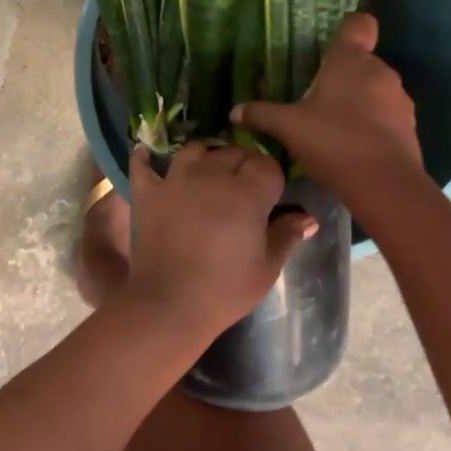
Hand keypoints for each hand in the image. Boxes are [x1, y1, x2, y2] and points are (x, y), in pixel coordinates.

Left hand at [122, 142, 314, 336]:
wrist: (171, 301)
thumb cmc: (226, 288)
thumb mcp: (267, 266)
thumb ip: (287, 235)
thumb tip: (307, 218)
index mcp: (246, 192)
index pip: (266, 164)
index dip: (271, 177)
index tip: (271, 195)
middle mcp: (211, 175)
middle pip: (232, 152)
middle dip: (242, 165)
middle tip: (242, 189)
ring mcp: (175, 179)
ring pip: (194, 149)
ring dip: (205, 156)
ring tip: (208, 173)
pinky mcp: (147, 191)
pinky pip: (143, 163)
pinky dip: (145, 156)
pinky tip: (147, 153)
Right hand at [232, 13, 426, 198]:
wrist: (385, 185)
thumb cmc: (334, 140)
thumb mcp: (287, 127)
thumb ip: (260, 114)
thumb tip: (234, 111)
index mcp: (351, 61)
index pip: (359, 24)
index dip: (347, 26)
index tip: (330, 41)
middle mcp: (380, 72)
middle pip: (362, 60)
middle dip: (341, 74)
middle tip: (315, 94)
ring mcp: (400, 99)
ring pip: (375, 88)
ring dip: (358, 99)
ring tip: (332, 123)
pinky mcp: (409, 127)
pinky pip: (386, 114)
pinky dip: (371, 122)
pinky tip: (351, 143)